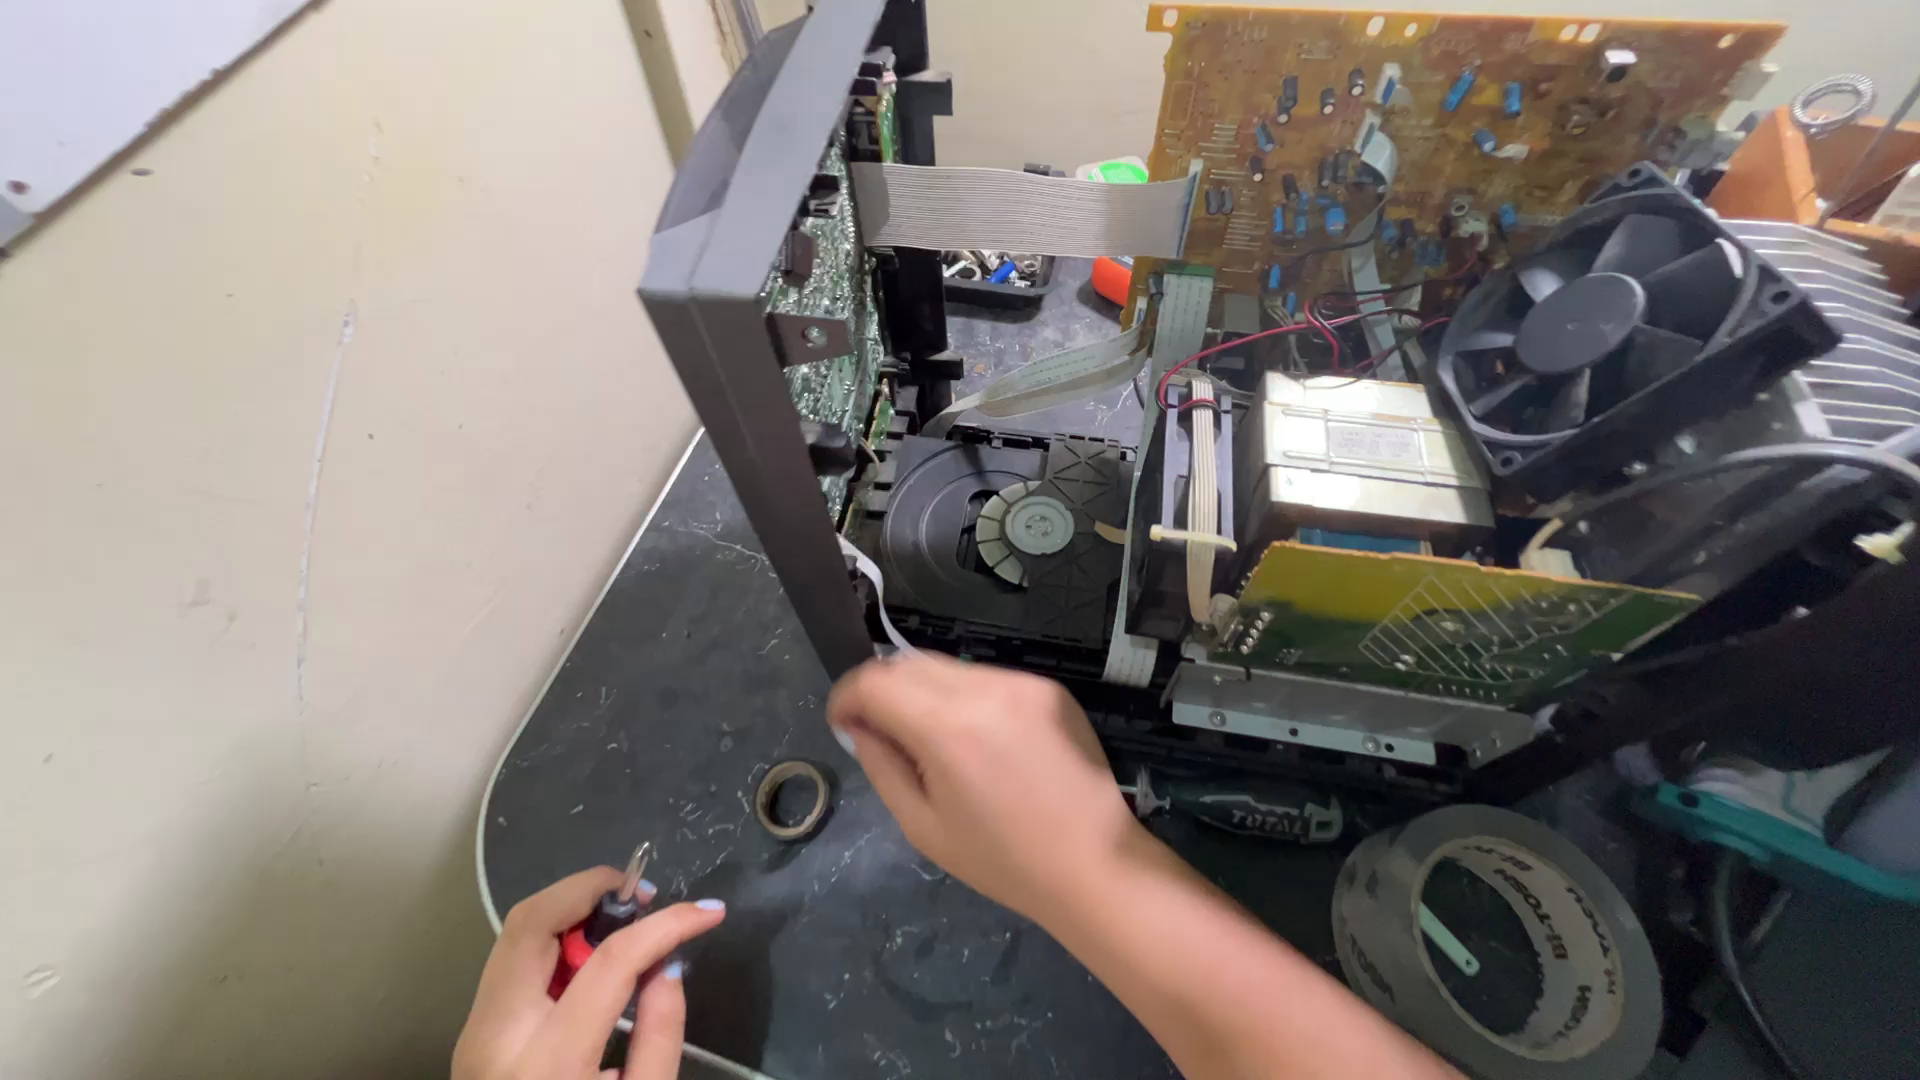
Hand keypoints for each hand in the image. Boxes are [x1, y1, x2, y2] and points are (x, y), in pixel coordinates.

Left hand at [453, 867, 725, 1079]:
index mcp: (544, 1064)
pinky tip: (593, 957)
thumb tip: (666, 965)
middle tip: (645, 896)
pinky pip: (516, 959)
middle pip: (532, 920)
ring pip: (518, 931)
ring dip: (574, 909)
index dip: (668, 923)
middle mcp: (494, 1037)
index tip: (709, 910)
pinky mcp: (475, 1033)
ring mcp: (474, 1033)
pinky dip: (558, 938)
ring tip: (624, 923)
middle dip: (593, 887)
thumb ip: (660, 1032)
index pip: (612, 960)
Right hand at [826, 652, 1143, 920]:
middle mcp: (985, 688)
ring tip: (931, 739)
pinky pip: (985, 677)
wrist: (1096, 863)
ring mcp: (1022, 682)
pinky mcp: (1047, 686)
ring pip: (946, 666)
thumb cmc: (1003, 859)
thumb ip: (882, 764)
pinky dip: (964, 697)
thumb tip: (858, 725)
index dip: (847, 696)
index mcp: (949, 727)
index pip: (875, 680)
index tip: (843, 722)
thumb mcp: (923, 825)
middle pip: (908, 662)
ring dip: (922, 691)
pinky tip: (977, 738)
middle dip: (882, 689)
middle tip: (879, 730)